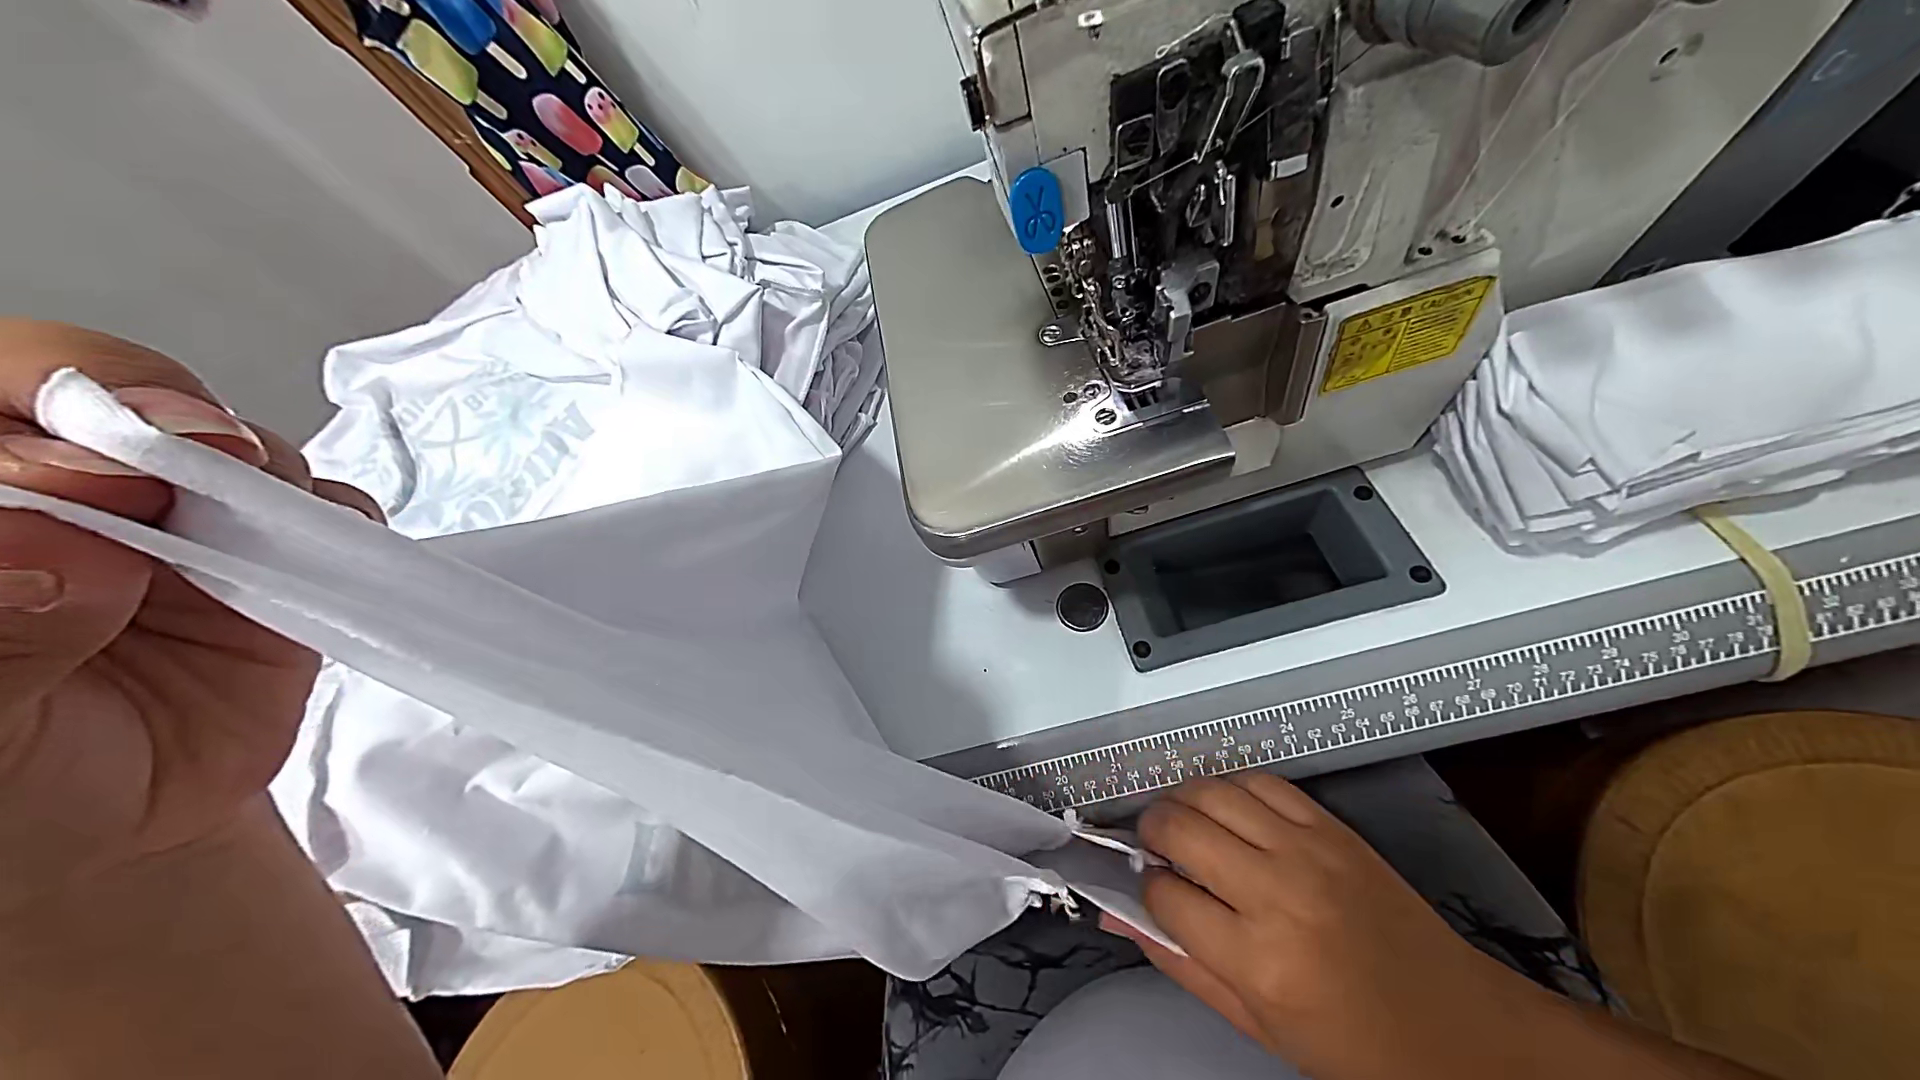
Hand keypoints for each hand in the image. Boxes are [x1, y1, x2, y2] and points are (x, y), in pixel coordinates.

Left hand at [0, 320, 377, 909]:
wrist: (120, 832)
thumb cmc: (9, 790)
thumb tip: (64, 542)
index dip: (42, 409)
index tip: (101, 478)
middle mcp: (70, 498)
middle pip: (113, 399)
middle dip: (165, 416)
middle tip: (210, 456)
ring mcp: (186, 525)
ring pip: (237, 446)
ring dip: (265, 469)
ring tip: (270, 523)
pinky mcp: (280, 558)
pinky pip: (329, 510)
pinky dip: (340, 516)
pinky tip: (329, 544)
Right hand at [1111, 774, 1765, 1079]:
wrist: (1462, 1031)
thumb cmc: (1353, 1045)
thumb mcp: (1256, 1024)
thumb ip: (1177, 963)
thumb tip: (1113, 917)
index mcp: (1257, 961)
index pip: (1162, 894)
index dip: (1142, 888)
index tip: (1149, 890)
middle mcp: (1277, 893)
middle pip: (1177, 826)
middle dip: (1148, 831)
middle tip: (1152, 847)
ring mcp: (1308, 851)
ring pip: (1211, 791)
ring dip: (1180, 800)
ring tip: (1180, 821)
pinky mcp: (1332, 828)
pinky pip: (1260, 781)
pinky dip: (1228, 786)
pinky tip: (1224, 807)